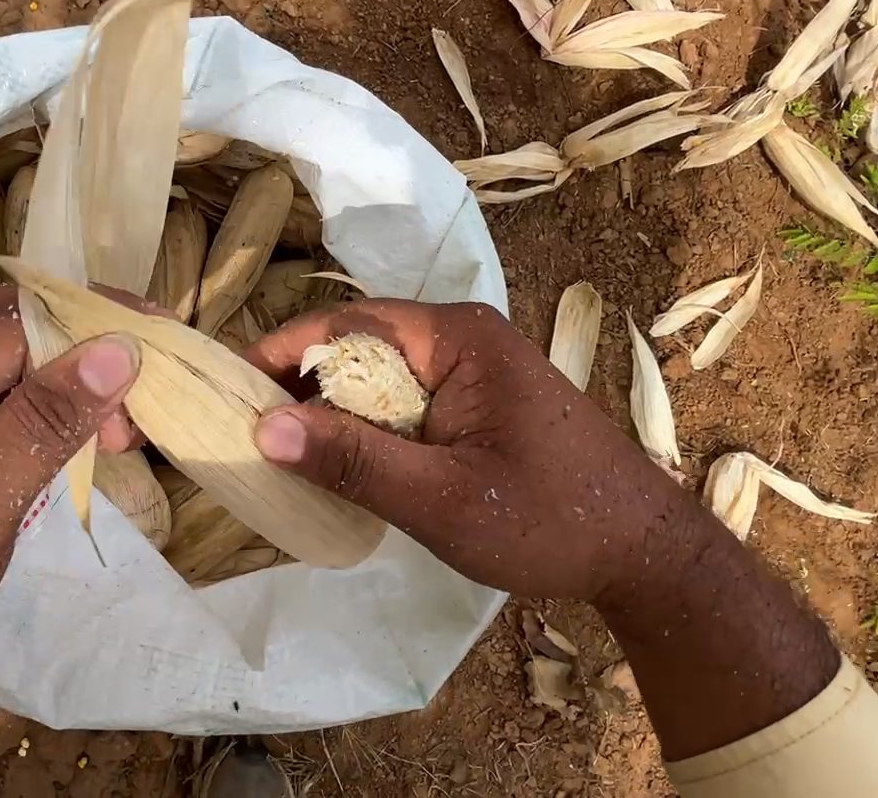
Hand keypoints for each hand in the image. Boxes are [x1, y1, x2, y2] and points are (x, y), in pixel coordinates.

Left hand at [0, 286, 139, 797]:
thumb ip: (41, 425)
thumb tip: (120, 351)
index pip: (14, 320)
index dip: (94, 324)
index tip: (165, 343)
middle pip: (13, 328)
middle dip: (89, 353)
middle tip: (149, 400)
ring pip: (11, 361)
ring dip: (73, 385)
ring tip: (121, 433)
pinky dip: (48, 413)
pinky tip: (82, 440)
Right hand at [244, 299, 698, 604]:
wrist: (644, 553)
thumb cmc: (548, 521)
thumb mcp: (441, 500)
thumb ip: (354, 461)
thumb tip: (264, 427)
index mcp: (456, 336)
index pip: (348, 324)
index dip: (284, 352)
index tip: (232, 388)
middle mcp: (461, 334)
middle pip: (360, 343)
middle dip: (305, 383)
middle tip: (252, 427)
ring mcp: (472, 364)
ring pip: (379, 371)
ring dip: (335, 406)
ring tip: (285, 445)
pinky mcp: (476, 395)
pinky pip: (404, 395)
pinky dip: (368, 421)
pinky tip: (344, 456)